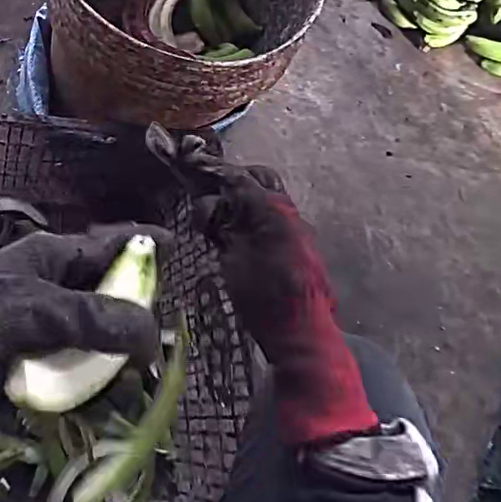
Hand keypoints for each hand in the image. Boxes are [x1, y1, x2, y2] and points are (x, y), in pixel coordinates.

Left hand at [0, 224, 166, 428]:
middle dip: (136, 309)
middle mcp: (50, 284)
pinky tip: (108, 392)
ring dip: (117, 350)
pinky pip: (77, 364)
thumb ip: (95, 318)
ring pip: (96, 332)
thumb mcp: (35, 311)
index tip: (176, 247)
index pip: (108, 243)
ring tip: (139, 375)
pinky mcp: (32, 360)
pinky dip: (95, 376)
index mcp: (50, 255)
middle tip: (161, 338)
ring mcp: (41, 324)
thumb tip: (154, 336)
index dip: (142, 243)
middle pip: (108, 289)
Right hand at [187, 153, 377, 446]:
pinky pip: (280, 219)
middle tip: (214, 194)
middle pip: (261, 179)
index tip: (195, 166)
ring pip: (272, 198)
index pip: (239, 177)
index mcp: (271, 210)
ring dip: (251, 200)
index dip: (214, 172)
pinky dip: (261, 219)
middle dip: (237, 180)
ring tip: (227, 219)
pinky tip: (246, 237)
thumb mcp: (232, 262)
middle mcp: (290, 212)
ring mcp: (301, 229)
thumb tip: (211, 207)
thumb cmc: (264, 299)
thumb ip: (222, 229)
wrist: (306, 335)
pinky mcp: (305, 246)